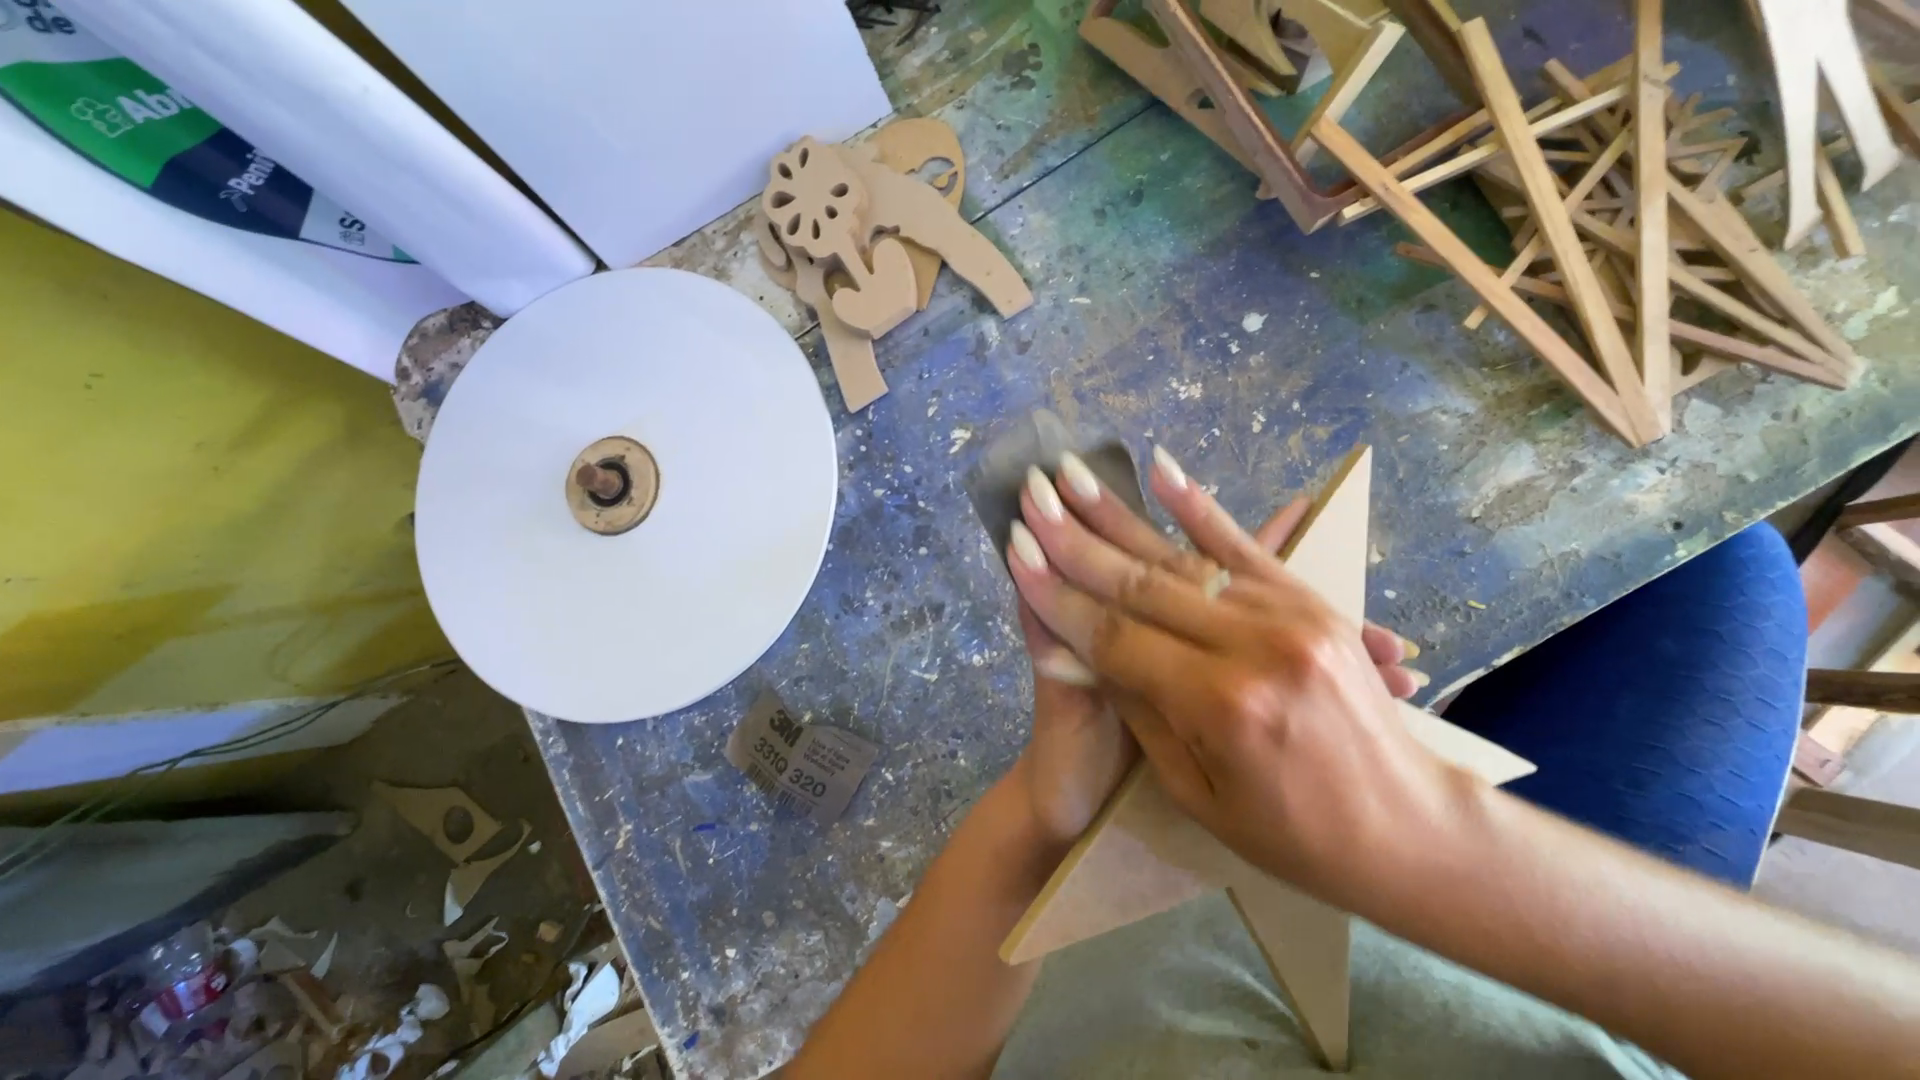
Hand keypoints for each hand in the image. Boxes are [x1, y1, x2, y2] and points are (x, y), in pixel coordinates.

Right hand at [1005, 448, 1462, 904]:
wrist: (1407, 830)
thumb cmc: (1289, 837)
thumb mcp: (1196, 794)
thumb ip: (1140, 709)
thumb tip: (1087, 642)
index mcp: (1218, 705)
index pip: (1115, 636)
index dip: (1058, 594)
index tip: (1015, 549)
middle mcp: (1254, 646)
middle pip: (1143, 582)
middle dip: (1076, 538)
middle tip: (1030, 493)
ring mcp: (1290, 616)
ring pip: (1183, 557)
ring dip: (1122, 513)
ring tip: (1072, 472)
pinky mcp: (1310, 604)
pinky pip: (1244, 549)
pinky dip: (1199, 509)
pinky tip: (1161, 471)